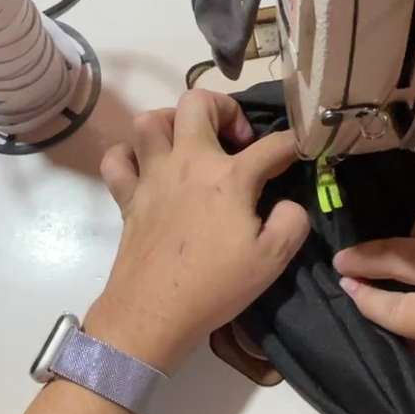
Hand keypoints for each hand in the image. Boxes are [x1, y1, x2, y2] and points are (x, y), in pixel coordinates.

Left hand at [90, 91, 309, 370]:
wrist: (155, 311)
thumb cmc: (216, 285)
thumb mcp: (273, 259)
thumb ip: (292, 221)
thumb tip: (289, 203)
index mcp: (230, 177)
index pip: (273, 145)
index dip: (293, 145)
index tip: (297, 155)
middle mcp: (188, 163)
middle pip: (197, 102)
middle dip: (223, 108)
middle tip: (235, 139)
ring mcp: (152, 177)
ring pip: (150, 120)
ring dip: (172, 123)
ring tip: (189, 145)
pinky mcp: (127, 196)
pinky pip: (117, 159)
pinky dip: (130, 157)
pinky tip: (148, 170)